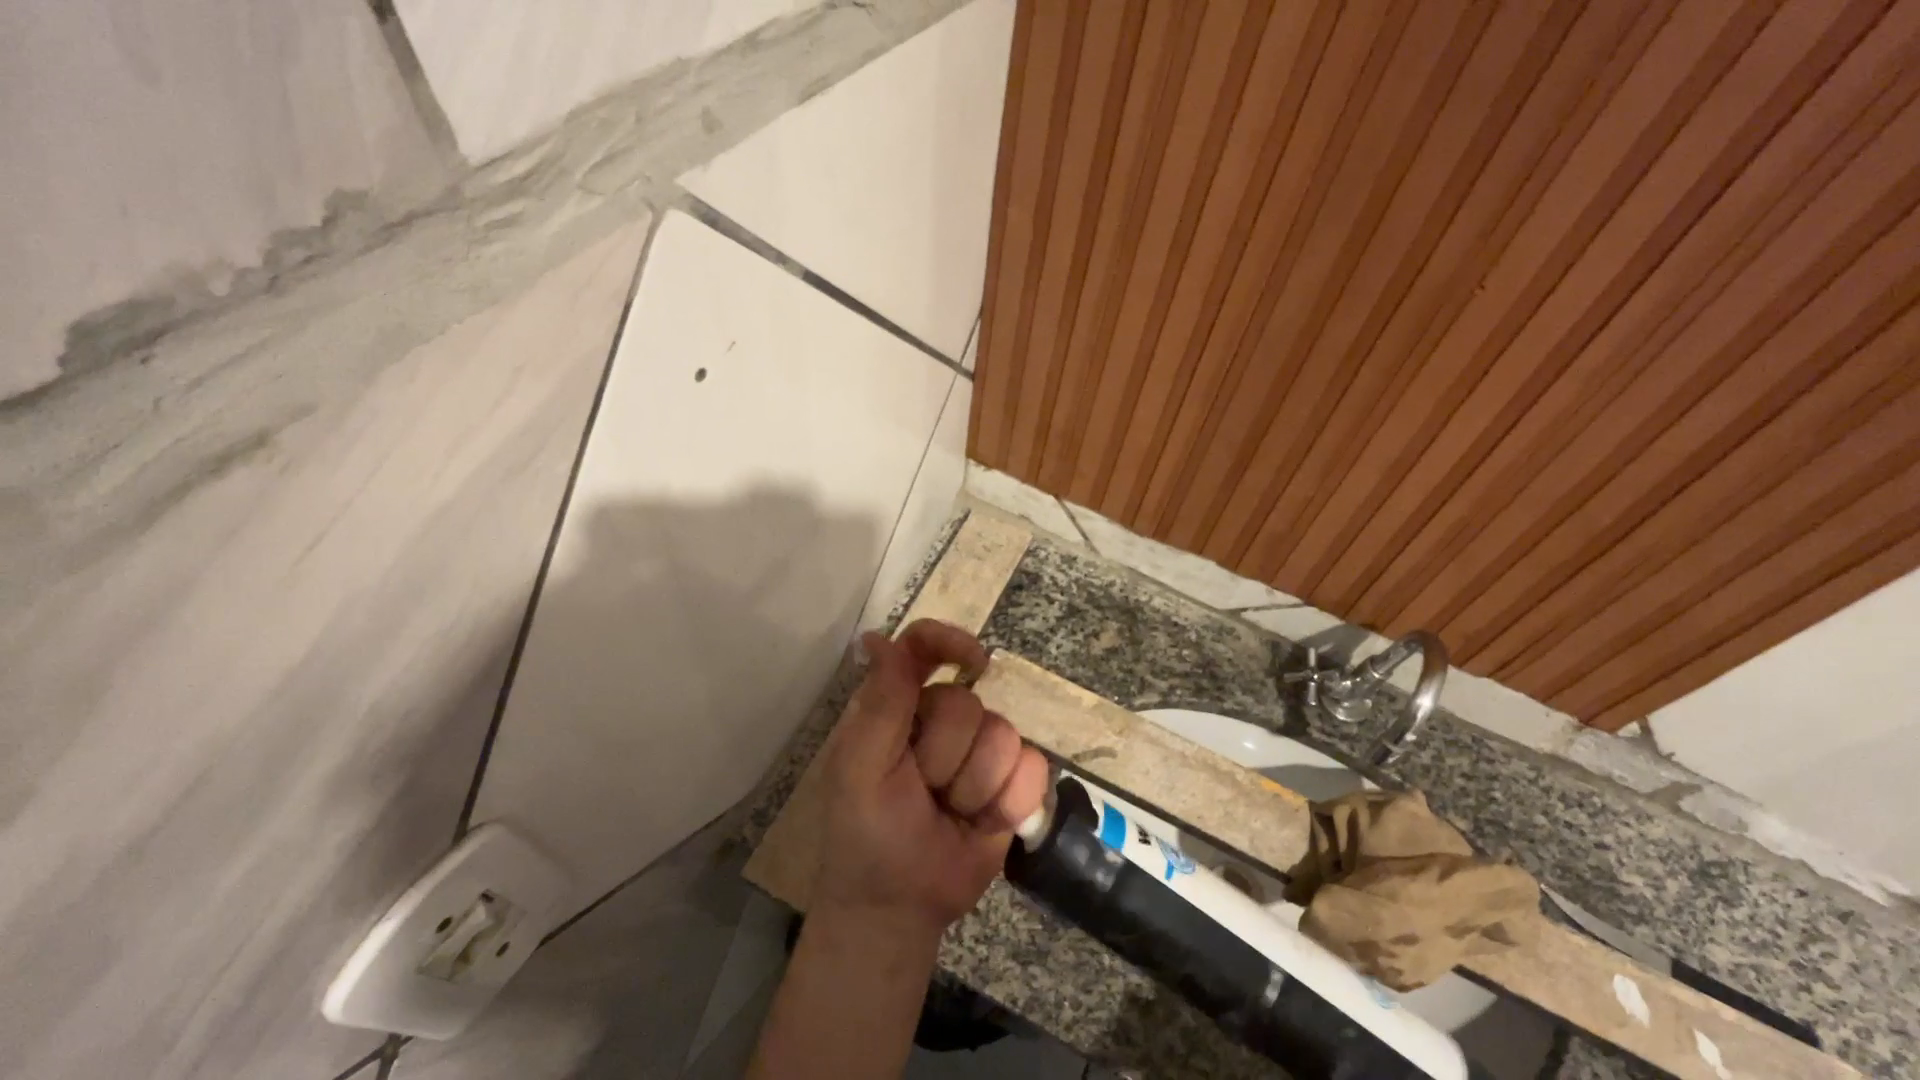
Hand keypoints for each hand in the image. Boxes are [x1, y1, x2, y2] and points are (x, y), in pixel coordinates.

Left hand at [815, 620, 1050, 938]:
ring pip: (1005, 736)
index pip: (924, 647)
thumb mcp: (861, 767)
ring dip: (976, 787)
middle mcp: (940, 719)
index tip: (973, 661)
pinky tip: (982, 824)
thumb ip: (881, 702)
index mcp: (895, 706)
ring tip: (949, 813)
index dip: (951, 642)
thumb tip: (877, 636)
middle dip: (945, 758)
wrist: (899, 906)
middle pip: (969, 704)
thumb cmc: (866, 833)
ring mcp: (980, 752)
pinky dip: (1009, 802)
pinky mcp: (1012, 785)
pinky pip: (1033, 768)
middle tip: (921, 791)